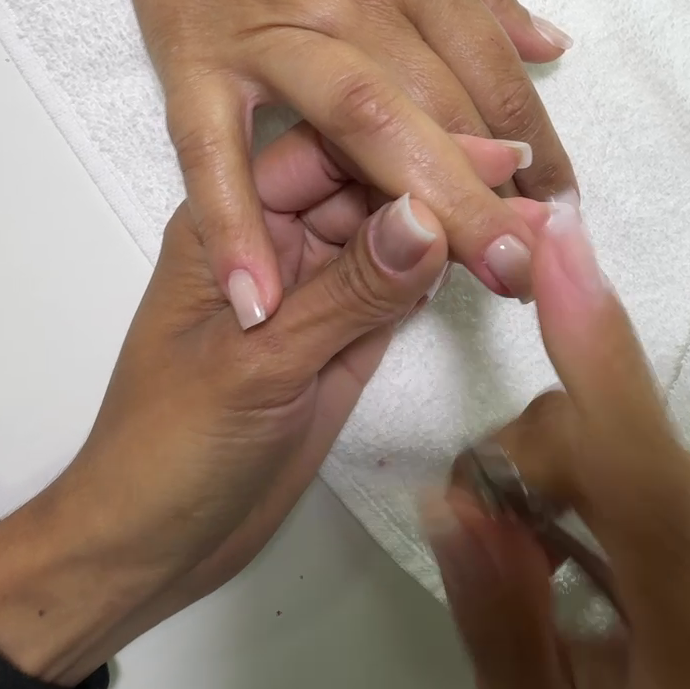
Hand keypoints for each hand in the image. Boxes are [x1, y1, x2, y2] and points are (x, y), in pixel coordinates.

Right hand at [0, 0, 577, 323]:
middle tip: (538, 269)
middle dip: (496, 193)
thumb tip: (550, 46)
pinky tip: (261, 299)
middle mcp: (354, 1)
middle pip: (442, 110)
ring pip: (358, 126)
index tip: (563, 206)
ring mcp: (272, 34)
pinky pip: (212, 151)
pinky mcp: (194, 59)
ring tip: (469, 279)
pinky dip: (233, 224)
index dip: (538, 144)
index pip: (493, 72)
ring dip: (419, 208)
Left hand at [0, 126, 533, 684]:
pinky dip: (444, 274)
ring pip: (394, 238)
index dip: (403, 145)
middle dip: (444, 188)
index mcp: (232, 218)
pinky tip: (489, 262)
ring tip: (530, 226)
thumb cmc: (176, 445)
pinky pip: (401, 285)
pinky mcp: (346, 329)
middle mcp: (279, 237)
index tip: (487, 152)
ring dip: (456, 231)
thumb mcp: (260, 361)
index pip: (327, 153)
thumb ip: (348, 288)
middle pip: (370, 190)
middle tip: (529, 188)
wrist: (160, 543)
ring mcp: (318, 285)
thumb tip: (431, 212)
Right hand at [425, 206, 689, 688]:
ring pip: (651, 443)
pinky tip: (602, 541)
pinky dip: (619, 479)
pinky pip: (676, 465)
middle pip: (633, 446)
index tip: (561, 249)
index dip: (598, 355)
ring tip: (548, 550)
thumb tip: (454, 500)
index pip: (647, 478)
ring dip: (579, 470)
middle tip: (488, 522)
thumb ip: (498, 614)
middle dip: (541, 459)